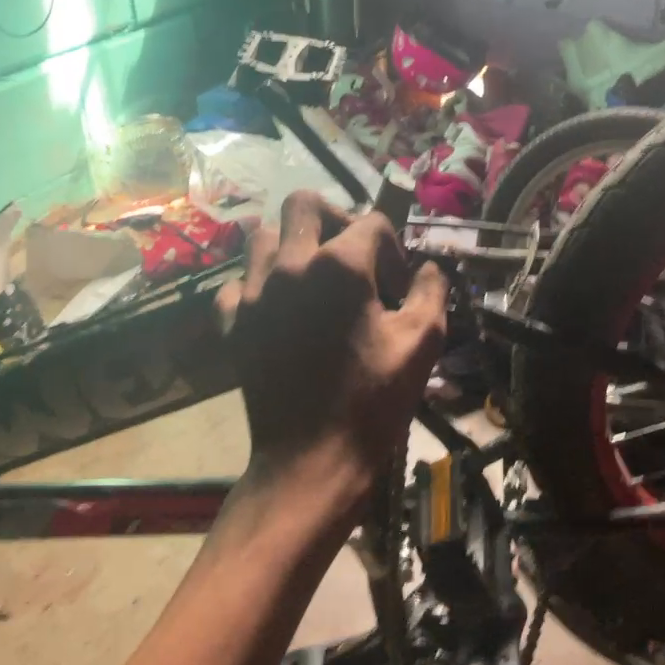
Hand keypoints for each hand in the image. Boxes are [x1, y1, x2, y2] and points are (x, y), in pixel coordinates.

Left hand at [218, 191, 447, 505]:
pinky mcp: (232, 323)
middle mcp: (291, 266)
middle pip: (305, 203)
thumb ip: (432, 289)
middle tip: (353, 257)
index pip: (371, 222)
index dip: (393, 249)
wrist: (312, 462)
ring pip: (265, 235)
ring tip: (316, 278)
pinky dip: (260, 283)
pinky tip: (281, 308)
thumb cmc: (374, 401)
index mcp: (341, 266)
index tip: (400, 286)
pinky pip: (238, 280)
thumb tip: (428, 267)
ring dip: (295, 244)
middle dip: (336, 219)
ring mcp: (255, 293)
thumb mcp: (423, 341)